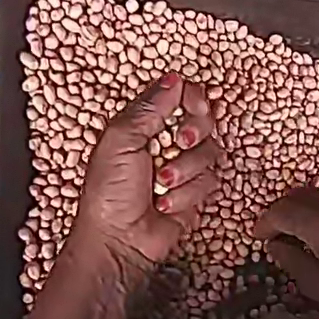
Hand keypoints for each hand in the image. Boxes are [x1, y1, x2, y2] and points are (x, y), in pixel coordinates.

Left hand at [69, 73, 222, 284]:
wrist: (120, 239)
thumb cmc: (109, 194)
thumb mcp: (121, 140)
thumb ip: (149, 108)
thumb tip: (174, 80)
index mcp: (145, 124)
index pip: (180, 96)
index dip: (192, 98)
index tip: (193, 105)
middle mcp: (167, 143)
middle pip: (203, 121)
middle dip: (193, 133)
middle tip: (177, 144)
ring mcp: (183, 168)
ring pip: (209, 153)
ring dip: (184, 170)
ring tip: (161, 184)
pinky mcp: (195, 193)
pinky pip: (209, 182)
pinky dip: (187, 194)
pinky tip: (166, 204)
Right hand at [252, 188, 318, 318]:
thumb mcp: (315, 283)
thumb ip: (290, 259)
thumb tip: (275, 244)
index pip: (283, 212)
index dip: (265, 222)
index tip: (257, 236)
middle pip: (298, 197)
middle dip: (279, 213)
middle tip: (269, 234)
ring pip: (315, 198)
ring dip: (297, 211)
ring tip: (289, 236)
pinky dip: (315, 213)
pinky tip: (312, 235)